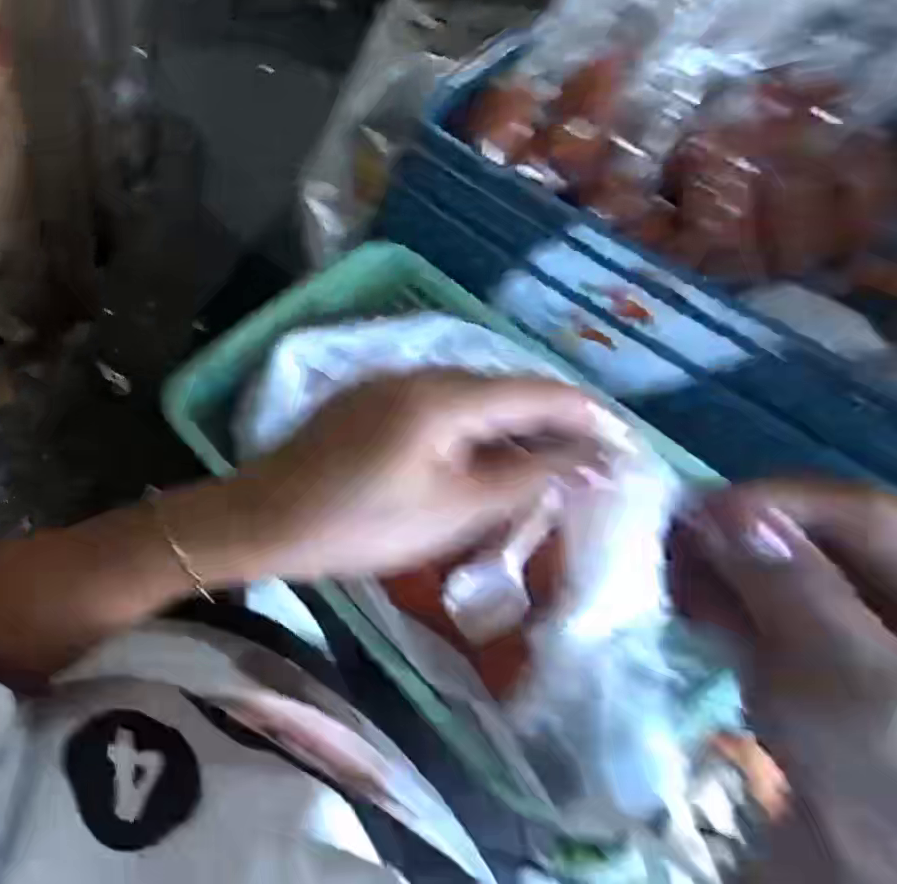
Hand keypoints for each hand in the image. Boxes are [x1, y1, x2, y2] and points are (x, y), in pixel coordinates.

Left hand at [189, 369, 614, 582]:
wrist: (264, 518)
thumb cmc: (361, 523)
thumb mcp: (458, 509)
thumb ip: (532, 475)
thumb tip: (596, 455)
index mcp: (440, 394)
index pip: (540, 390)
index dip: (593, 420)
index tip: (632, 456)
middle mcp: (410, 374)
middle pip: (501, 388)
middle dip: (550, 423)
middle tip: (589, 470)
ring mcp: (377, 384)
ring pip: (464, 396)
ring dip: (505, 428)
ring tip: (539, 472)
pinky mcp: (357, 402)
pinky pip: (427, 405)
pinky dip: (462, 429)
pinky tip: (472, 462)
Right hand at [672, 481, 896, 883]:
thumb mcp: (865, 694)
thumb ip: (798, 593)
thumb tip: (724, 507)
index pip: (872, 520)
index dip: (779, 506)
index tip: (691, 515)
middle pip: (820, 540)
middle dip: (733, 534)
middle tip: (658, 542)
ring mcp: (871, 644)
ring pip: (778, 571)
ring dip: (713, 564)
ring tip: (658, 575)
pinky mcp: (819, 669)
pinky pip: (760, 610)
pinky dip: (713, 598)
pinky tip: (677, 603)